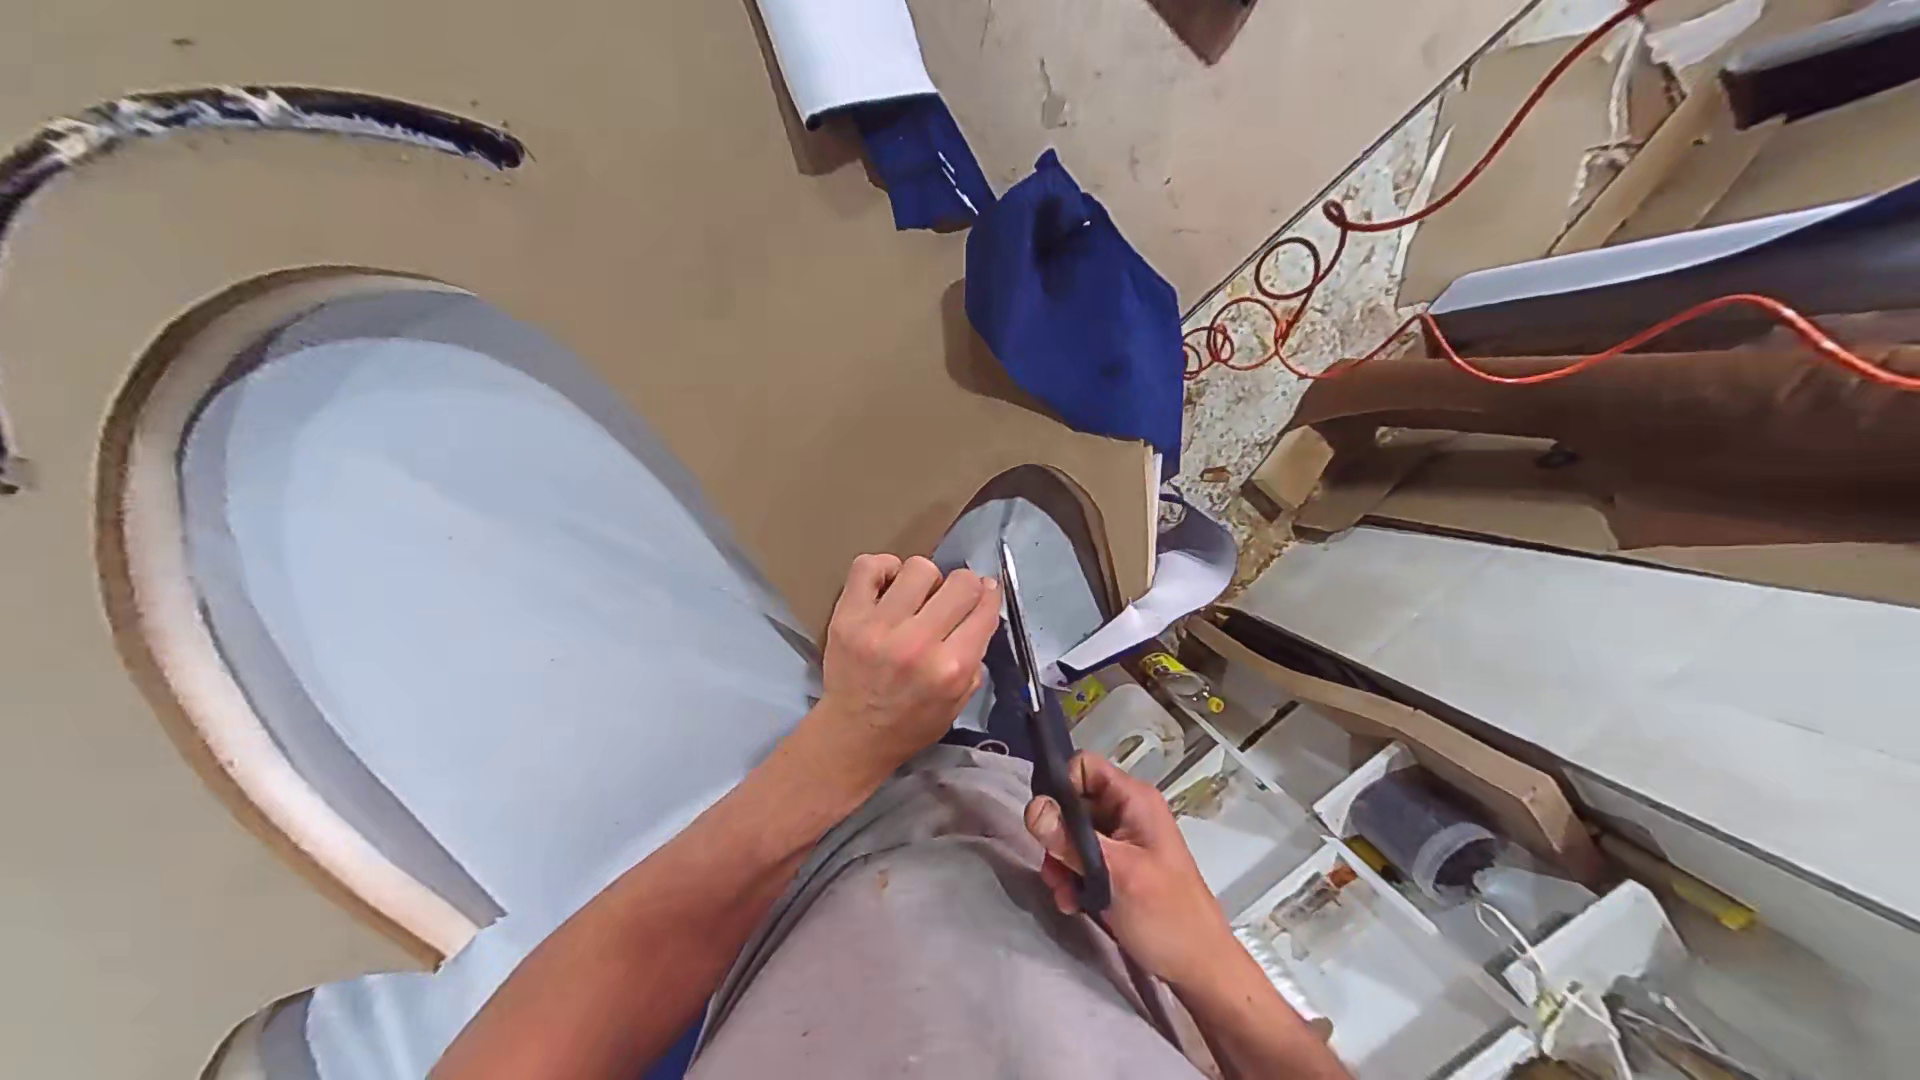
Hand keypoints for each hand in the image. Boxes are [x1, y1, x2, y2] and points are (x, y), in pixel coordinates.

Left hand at [810, 554, 1000, 780]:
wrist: (854, 735)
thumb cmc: (911, 722)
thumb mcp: (960, 700)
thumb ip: (976, 655)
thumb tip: (983, 606)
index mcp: (951, 667)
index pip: (984, 606)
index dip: (989, 595)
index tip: (985, 592)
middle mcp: (918, 643)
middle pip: (961, 582)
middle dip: (964, 587)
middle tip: (951, 600)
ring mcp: (879, 627)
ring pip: (919, 568)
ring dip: (925, 580)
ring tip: (917, 597)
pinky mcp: (847, 617)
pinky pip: (868, 566)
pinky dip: (883, 567)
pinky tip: (889, 585)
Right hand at [1025, 752, 1239, 988]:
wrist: (1200, 969)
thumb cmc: (1165, 915)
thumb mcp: (1114, 874)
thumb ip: (1071, 840)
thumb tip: (1032, 807)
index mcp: (1134, 799)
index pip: (1084, 766)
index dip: (1061, 785)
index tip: (1047, 820)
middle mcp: (1127, 810)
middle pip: (1074, 801)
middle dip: (1057, 834)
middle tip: (1053, 867)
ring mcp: (1123, 839)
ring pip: (1073, 831)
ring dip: (1061, 861)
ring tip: (1062, 891)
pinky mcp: (1117, 865)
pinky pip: (1082, 857)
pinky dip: (1072, 876)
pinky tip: (1072, 901)